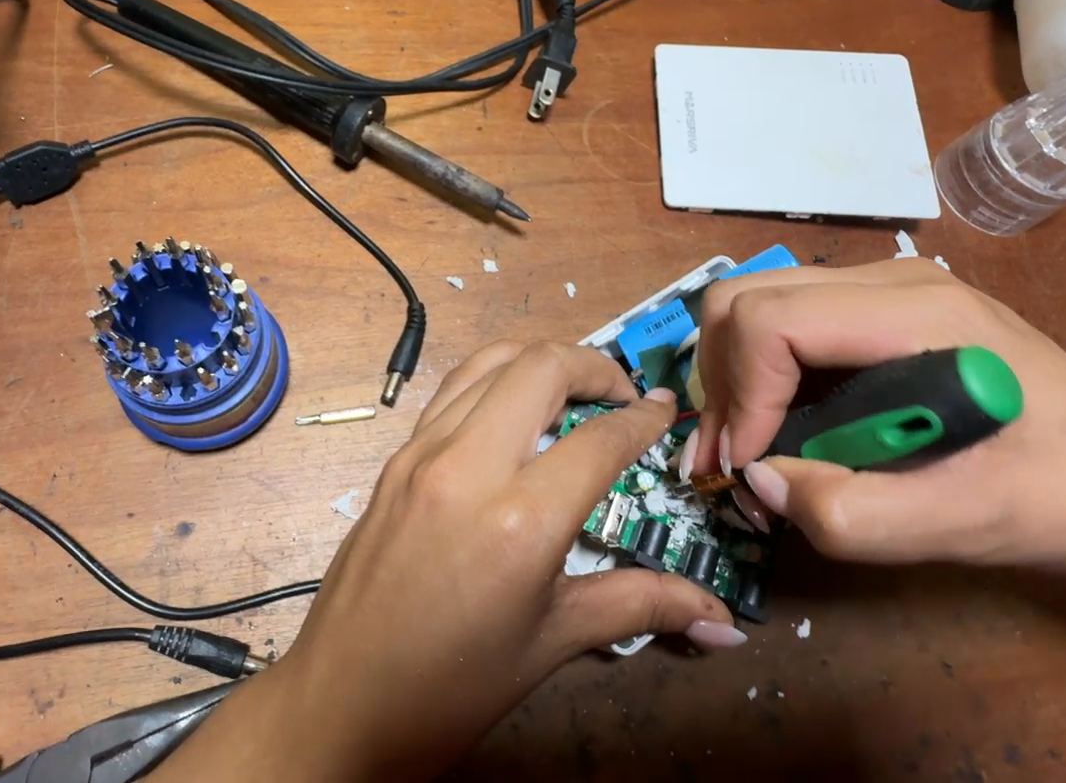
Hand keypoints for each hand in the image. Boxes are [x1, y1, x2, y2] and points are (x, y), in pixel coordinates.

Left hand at [155, 342, 741, 782]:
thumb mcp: (553, 642)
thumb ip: (641, 607)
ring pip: (489, 363)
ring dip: (539, 362)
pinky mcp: (394, 458)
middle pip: (540, 367)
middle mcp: (468, 466)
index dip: (642, 419)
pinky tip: (512, 412)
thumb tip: (724, 626)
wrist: (341, 703)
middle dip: (593, 366)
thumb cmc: (454, 686)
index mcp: (520, 519)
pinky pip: (452, 391)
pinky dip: (493, 379)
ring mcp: (421, 453)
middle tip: (622, 396)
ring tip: (571, 391)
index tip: (664, 413)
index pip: (600, 438)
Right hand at [690, 259, 1065, 585]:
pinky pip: (782, 326)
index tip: (747, 468)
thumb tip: (757, 479)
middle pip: (744, 299)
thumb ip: (854, 515)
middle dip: (721, 382)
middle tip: (732, 460)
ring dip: (732, 381)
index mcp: (920, 314)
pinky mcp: (876, 317)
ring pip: (752, 307)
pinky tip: (779, 432)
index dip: (741, 394)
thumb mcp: (973, 527)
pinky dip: (757, 380)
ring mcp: (882, 293)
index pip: (774, 319)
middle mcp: (890, 282)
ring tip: (749, 452)